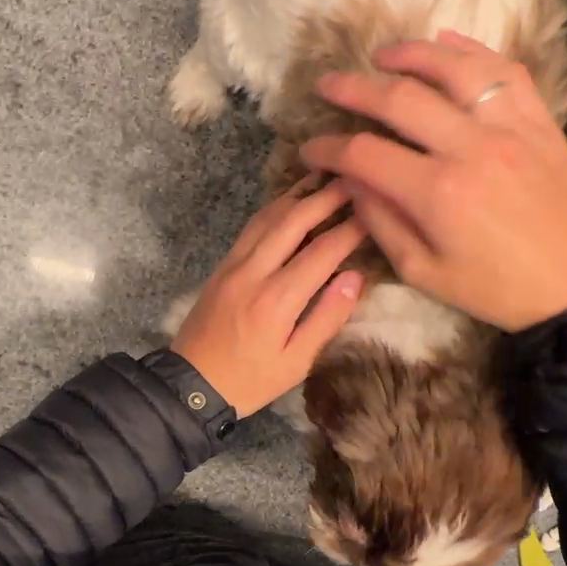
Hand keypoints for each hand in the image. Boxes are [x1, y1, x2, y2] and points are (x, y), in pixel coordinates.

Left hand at [170, 183, 366, 416]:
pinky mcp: (221, 267)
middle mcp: (253, 273)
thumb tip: (355, 277)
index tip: (377, 211)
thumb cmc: (248, 382)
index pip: (323, 250)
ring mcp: (232, 266)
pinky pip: (251, 229)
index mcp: (276, 300)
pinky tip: (291, 203)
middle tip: (357, 179)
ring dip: (299, 195)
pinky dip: (274, 210)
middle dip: (327, 197)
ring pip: (268, 217)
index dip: (353, 228)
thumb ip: (326, 319)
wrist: (189, 386)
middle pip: (294, 220)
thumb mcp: (295, 364)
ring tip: (327, 179)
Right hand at [300, 31, 566, 331]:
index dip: (329, 148)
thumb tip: (352, 183)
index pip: (365, 155)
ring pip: (455, 69)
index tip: (310, 148)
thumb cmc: (493, 289)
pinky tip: (446, 42)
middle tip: (328, 83)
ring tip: (382, 55)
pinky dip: (472, 50)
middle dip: (355, 88)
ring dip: (412, 54)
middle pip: (401, 99)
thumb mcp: (422, 271)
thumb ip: (382, 222)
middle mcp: (471, 147)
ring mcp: (510, 127)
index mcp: (437, 193)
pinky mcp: (540, 121)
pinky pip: (504, 71)